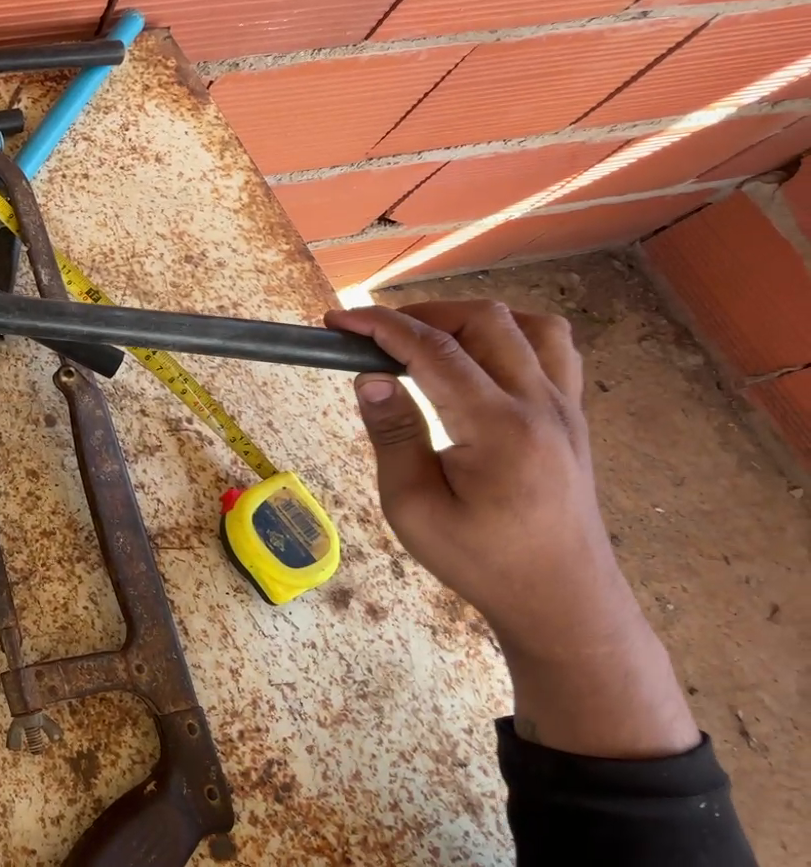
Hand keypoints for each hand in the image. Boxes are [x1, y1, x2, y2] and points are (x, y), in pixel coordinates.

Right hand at [326, 300, 695, 757]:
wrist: (561, 598)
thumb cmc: (478, 558)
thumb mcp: (412, 506)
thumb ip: (392, 435)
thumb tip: (368, 378)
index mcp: (496, 427)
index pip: (433, 350)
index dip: (379, 325)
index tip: (337, 320)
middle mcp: (539, 405)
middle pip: (483, 321)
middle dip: (419, 313)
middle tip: (373, 334)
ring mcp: (566, 408)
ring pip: (528, 325)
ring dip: (469, 318)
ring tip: (426, 338)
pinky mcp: (573, 417)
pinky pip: (553, 349)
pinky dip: (510, 334)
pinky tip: (478, 357)